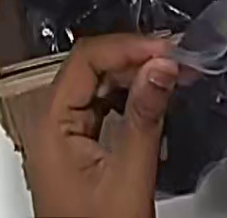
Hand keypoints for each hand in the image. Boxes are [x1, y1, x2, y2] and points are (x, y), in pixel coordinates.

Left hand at [23, 34, 177, 217]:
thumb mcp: (128, 179)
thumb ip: (145, 118)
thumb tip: (162, 65)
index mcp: (50, 118)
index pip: (86, 59)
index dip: (126, 47)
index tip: (165, 49)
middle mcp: (51, 118)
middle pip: (91, 68)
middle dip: (133, 59)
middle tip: (175, 58)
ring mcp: (64, 133)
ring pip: (98, 86)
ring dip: (133, 77)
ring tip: (170, 74)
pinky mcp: (79, 148)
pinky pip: (103, 109)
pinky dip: (129, 101)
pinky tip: (153, 100)